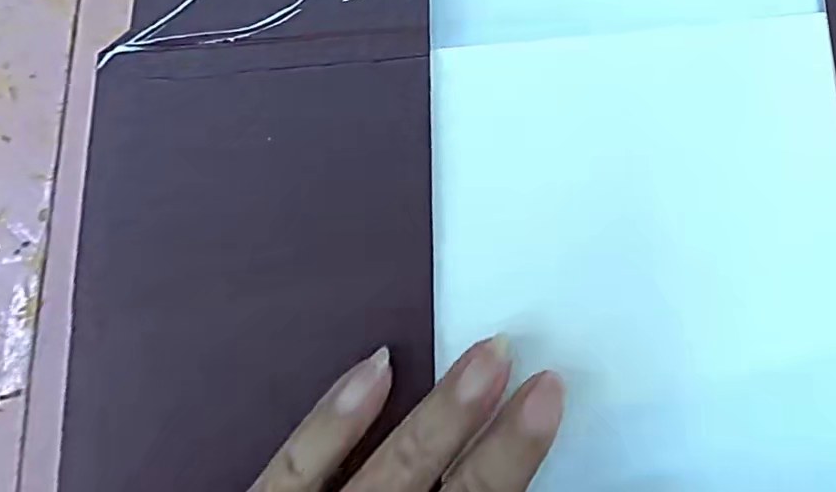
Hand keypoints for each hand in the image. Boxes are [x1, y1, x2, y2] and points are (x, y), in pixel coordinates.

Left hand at [249, 336, 563, 491]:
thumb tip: (503, 481)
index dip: (513, 462)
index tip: (549, 397)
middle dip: (493, 441)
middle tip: (534, 373)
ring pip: (381, 477)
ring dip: (438, 417)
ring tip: (486, 355)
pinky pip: (287, 478)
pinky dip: (332, 424)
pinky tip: (376, 365)